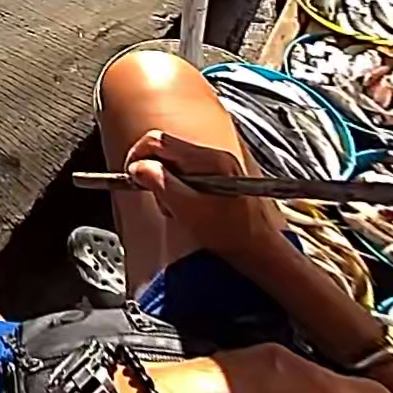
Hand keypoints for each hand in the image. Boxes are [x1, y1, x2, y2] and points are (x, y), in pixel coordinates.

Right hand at [124, 129, 286, 262]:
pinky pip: (181, 168)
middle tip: (155, 192)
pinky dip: (174, 184)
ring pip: (170, 159)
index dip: (138, 155)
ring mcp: (217, 164)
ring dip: (163, 180)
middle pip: (163, 148)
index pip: (157, 140)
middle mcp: (215, 156)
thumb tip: (136, 166)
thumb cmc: (230, 234)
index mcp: (209, 160)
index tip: (133, 173)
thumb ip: (158, 182)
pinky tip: (182, 202)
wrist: (258, 252)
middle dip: (152, 170)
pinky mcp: (215, 173)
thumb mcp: (186, 208)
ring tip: (172, 202)